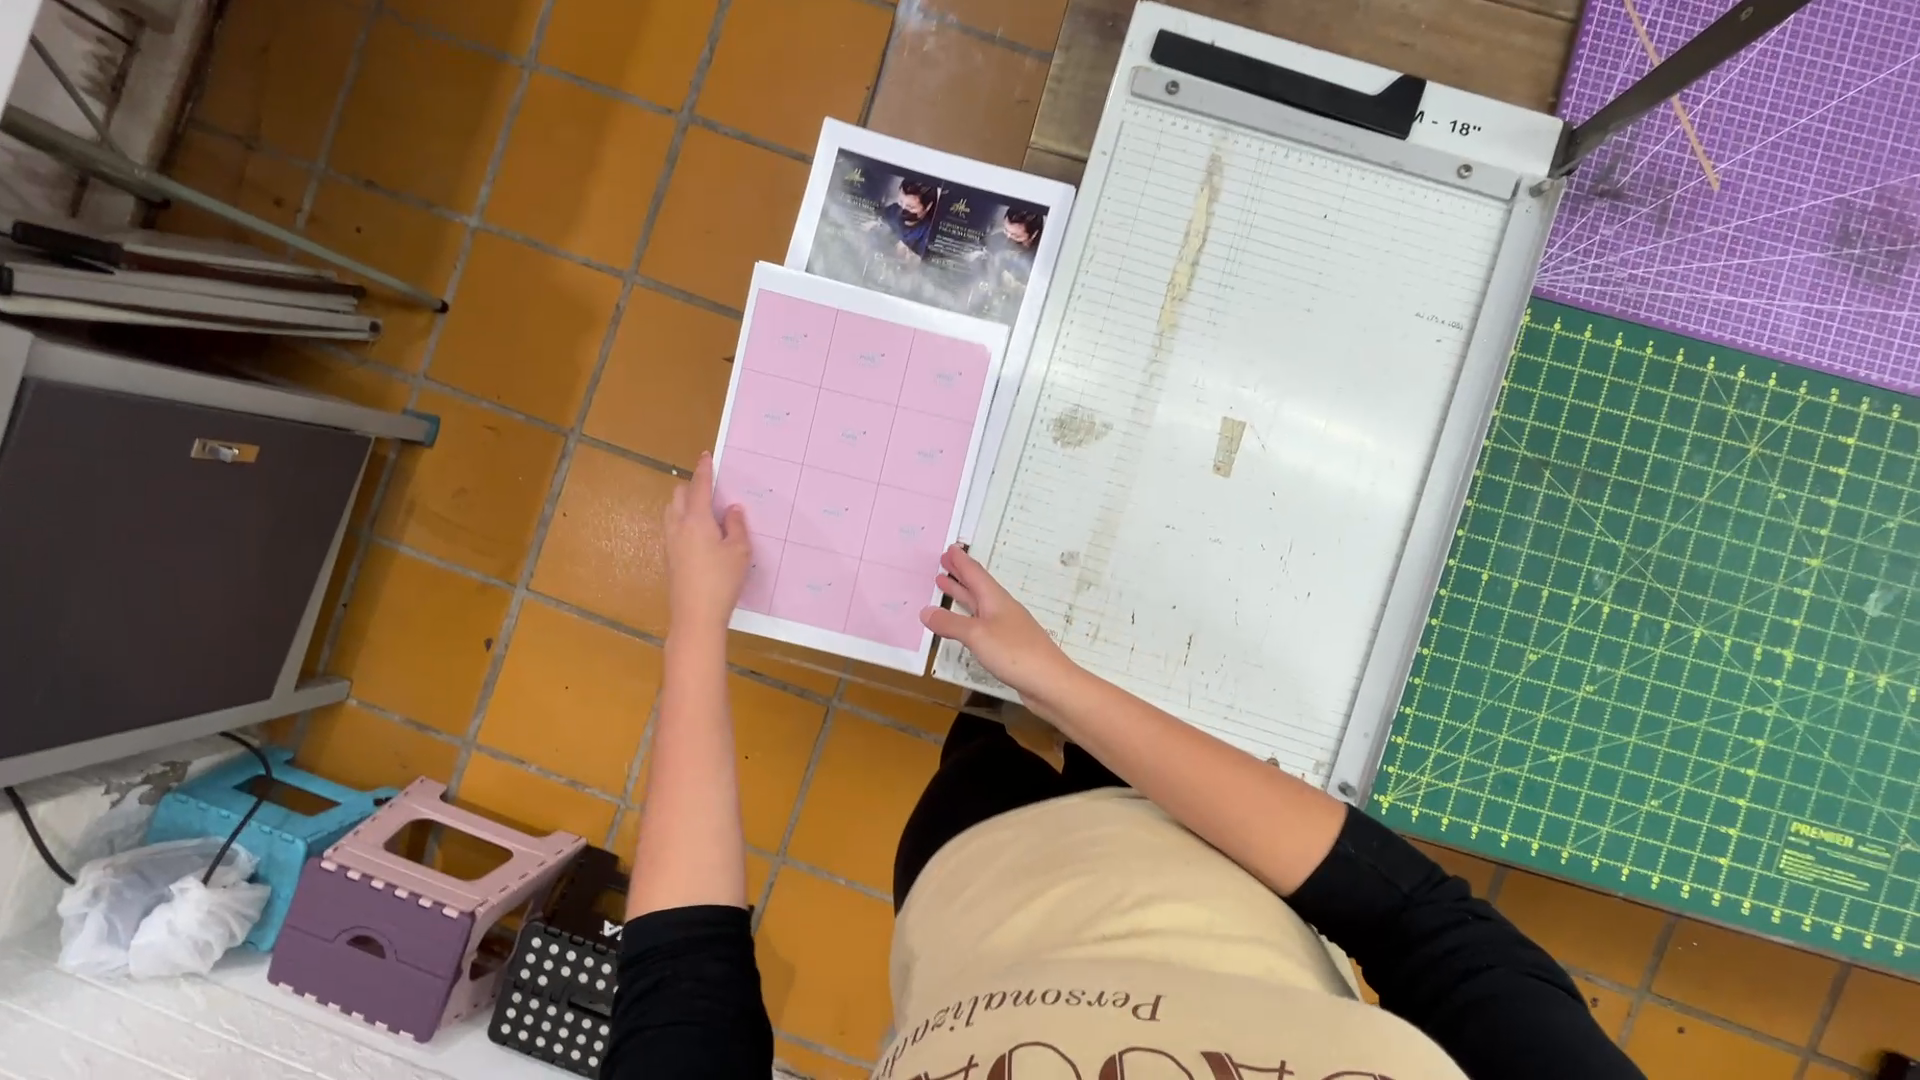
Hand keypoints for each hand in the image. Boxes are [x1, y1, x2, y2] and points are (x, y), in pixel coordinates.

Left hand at [664, 453, 750, 634]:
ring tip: (706, 511)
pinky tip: (700, 534)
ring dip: (685, 504)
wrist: (696, 615)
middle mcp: (678, 526)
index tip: (706, 456)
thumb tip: (731, 509)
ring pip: (672, 511)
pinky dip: (684, 520)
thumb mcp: (739, 551)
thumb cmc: (721, 581)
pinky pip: (673, 527)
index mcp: (696, 519)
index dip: (704, 470)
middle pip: (679, 495)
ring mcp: (670, 542)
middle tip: (711, 490)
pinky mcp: (669, 557)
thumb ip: (737, 525)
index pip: (699, 486)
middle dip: (692, 486)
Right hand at [921, 545, 1079, 705]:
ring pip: (979, 605)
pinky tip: (964, 624)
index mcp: (995, 600)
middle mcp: (1001, 610)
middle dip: (960, 575)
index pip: (975, 574)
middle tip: (943, 562)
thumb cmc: (1014, 653)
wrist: (1050, 682)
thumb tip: (926, 611)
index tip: (949, 548)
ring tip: (945, 585)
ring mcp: (1006, 628)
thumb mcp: (976, 635)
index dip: (961, 562)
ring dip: (962, 594)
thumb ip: (950, 623)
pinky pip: (982, 624)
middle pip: (977, 587)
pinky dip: (968, 618)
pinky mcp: (1008, 646)